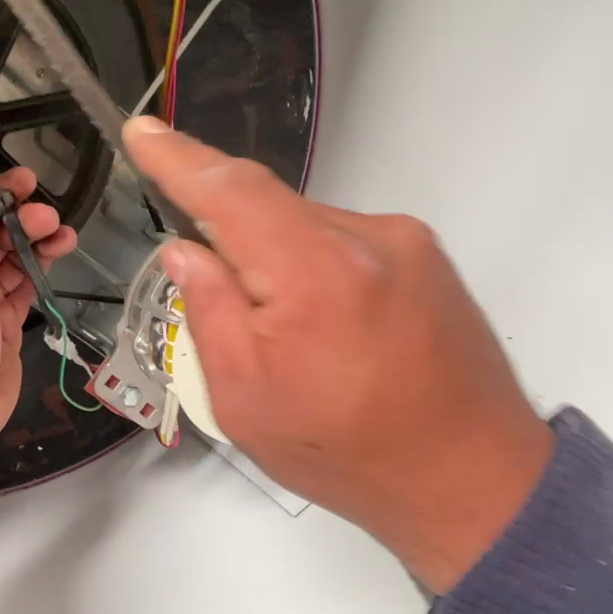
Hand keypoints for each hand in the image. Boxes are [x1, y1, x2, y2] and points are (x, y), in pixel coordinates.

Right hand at [124, 117, 554, 591]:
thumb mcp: (245, 400)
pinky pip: (345, 246)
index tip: (141, 130)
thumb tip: (187, 250)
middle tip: (219, 315)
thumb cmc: (342, 454)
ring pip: (308, 230)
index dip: (179, 158)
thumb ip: (209, 314)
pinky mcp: (429, 262)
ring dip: (274, 266)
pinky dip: (312, 273)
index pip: (232, 191)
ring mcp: (408, 245)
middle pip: (270, 211)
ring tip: (284, 344)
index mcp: (315, 272)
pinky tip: (323, 334)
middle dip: (228, 243)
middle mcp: (369, 237)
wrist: (471, 483)